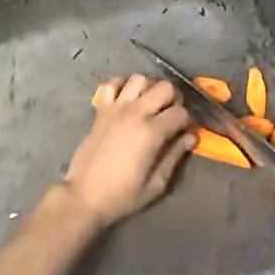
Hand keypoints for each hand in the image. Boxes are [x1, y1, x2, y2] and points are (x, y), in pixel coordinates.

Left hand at [61, 74, 194, 227]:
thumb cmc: (122, 195)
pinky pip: (112, 84)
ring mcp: (116, 108)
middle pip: (165, 87)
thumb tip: (191, 137)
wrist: (84, 195)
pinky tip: (127, 98)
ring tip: (150, 104)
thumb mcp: (155, 184)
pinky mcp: (101, 109)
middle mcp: (135, 113)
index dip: (188, 120)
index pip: (180, 112)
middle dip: (174, 98)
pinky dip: (122, 85)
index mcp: (151, 133)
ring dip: (149, 88)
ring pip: (139, 79)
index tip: (185, 131)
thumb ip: (175, 156)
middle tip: (171, 115)